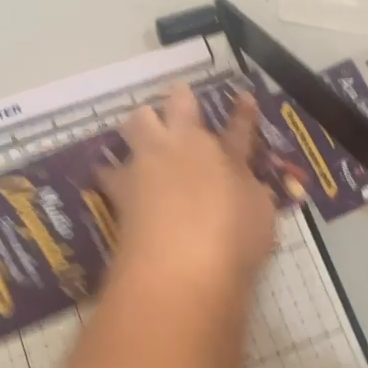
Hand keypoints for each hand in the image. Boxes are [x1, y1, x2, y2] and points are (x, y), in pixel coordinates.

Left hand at [97, 83, 275, 298]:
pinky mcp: (119, 193)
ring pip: (136, 125)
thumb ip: (250, 194)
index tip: (244, 97)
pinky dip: (111, 173)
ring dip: (139, 127)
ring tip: (138, 137)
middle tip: (178, 101)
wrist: (178, 270)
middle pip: (177, 106)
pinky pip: (109, 172)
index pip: (238, 128)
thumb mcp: (258, 217)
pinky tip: (108, 178)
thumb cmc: (232, 240)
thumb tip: (244, 186)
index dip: (243, 113)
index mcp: (222, 153)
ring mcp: (147, 166)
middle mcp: (183, 150)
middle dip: (178, 101)